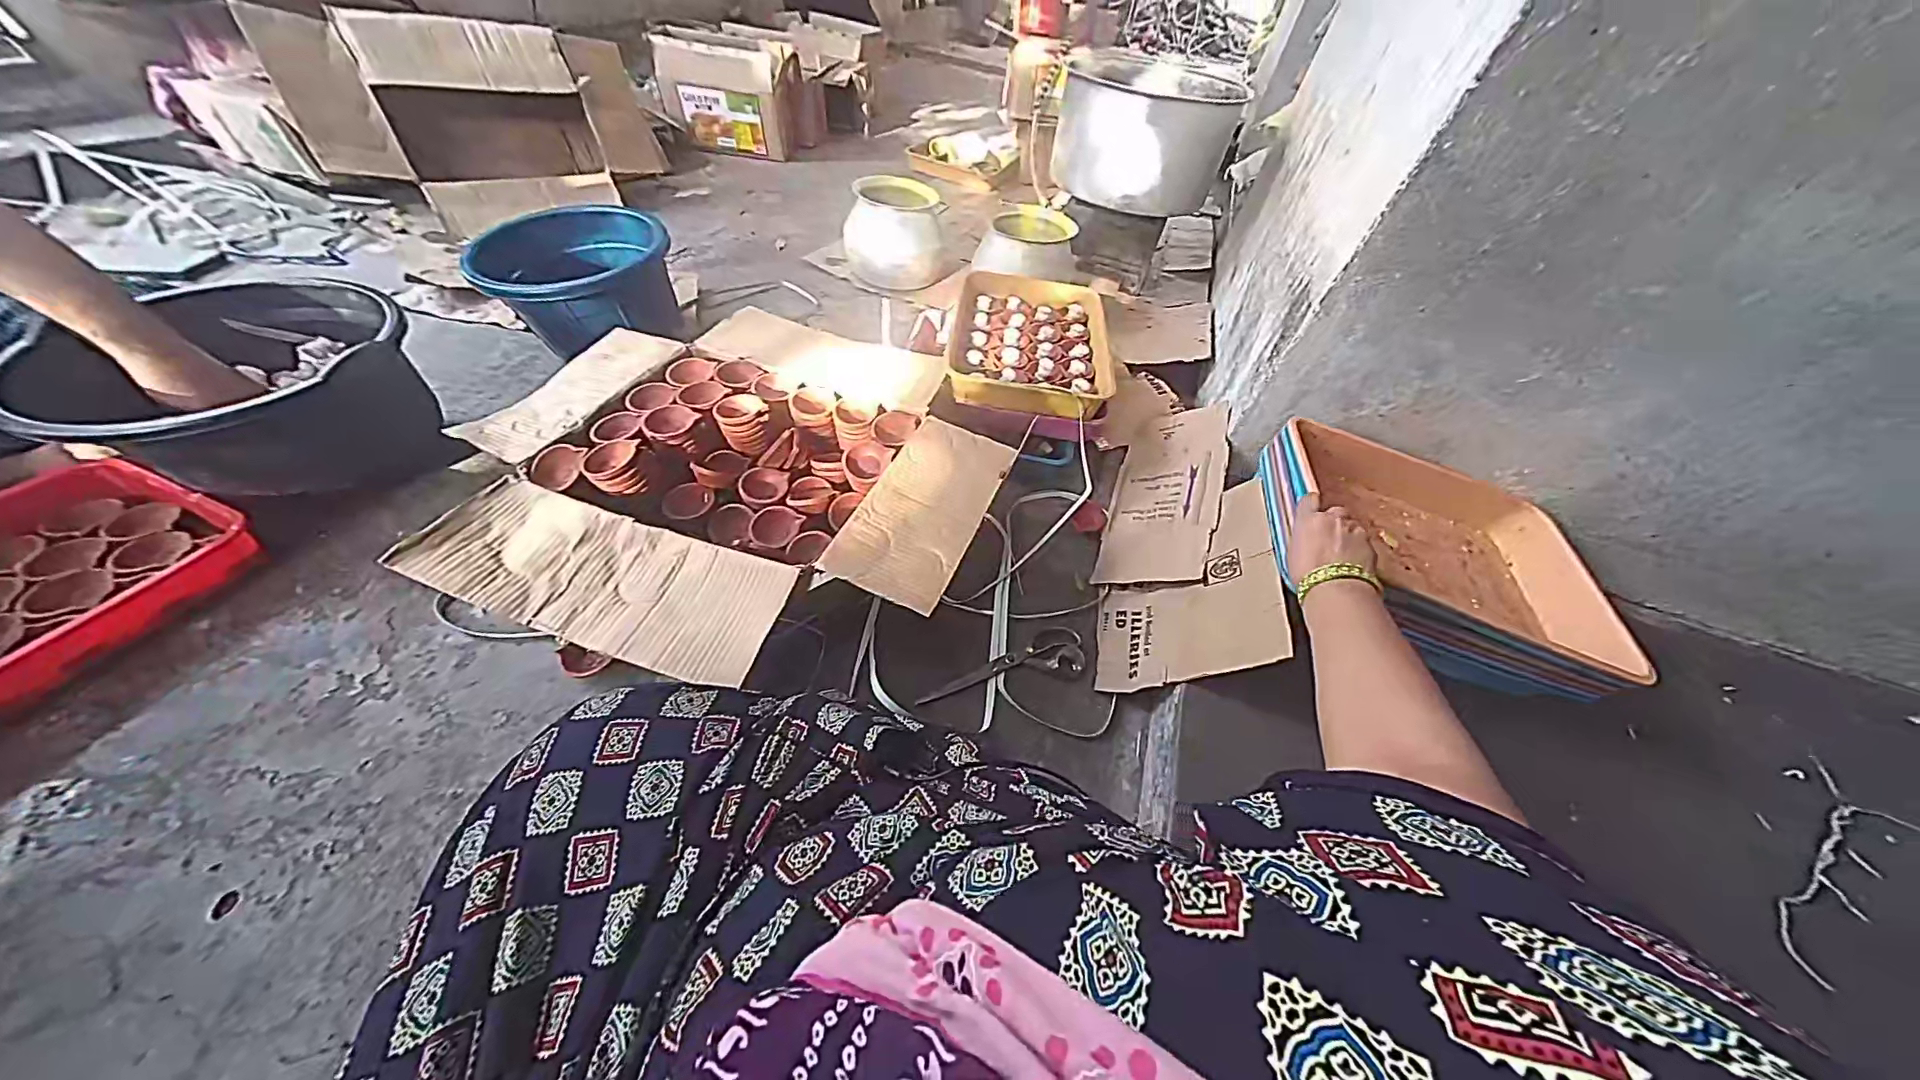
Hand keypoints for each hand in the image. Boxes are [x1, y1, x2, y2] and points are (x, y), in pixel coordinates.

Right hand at [1288, 492, 1376, 586]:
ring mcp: (1354, 530)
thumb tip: (1306, 539)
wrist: (1335, 588)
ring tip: (1339, 556)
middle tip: (1325, 540)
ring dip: (1346, 536)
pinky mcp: (1370, 544)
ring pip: (1351, 527)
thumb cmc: (1307, 573)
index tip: (1310, 508)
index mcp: (1309, 520)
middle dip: (1332, 523)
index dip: (1311, 504)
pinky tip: (1351, 564)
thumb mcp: (1292, 554)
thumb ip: (1301, 539)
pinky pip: (1363, 542)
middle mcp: (1332, 519)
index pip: (1309, 500)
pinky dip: (1358, 549)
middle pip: (1334, 513)